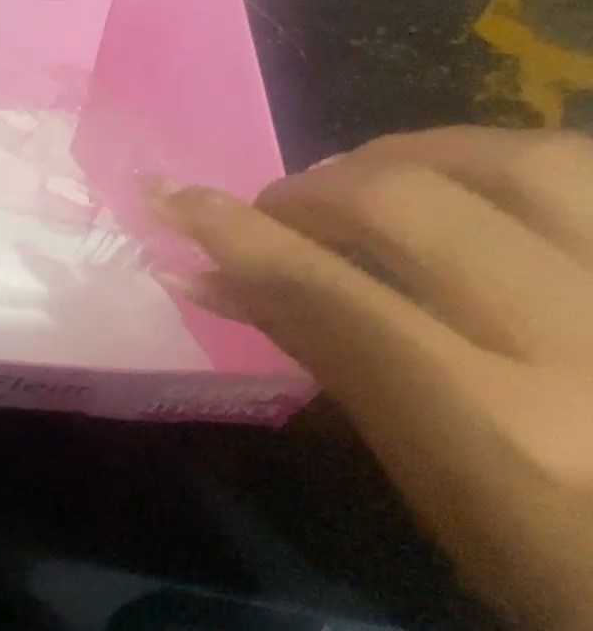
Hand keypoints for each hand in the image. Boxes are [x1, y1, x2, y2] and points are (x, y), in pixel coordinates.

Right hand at [153, 128, 592, 630]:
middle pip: (410, 204)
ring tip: (382, 176)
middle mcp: (590, 346)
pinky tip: (486, 189)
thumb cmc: (569, 568)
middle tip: (286, 208)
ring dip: (423, 154)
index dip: (232, 232)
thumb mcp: (438, 489)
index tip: (171, 196)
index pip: (322, 290)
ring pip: (531, 161)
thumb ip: (332, 362)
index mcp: (504, 429)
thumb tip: (207, 277)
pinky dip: (520, 169)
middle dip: (317, 189)